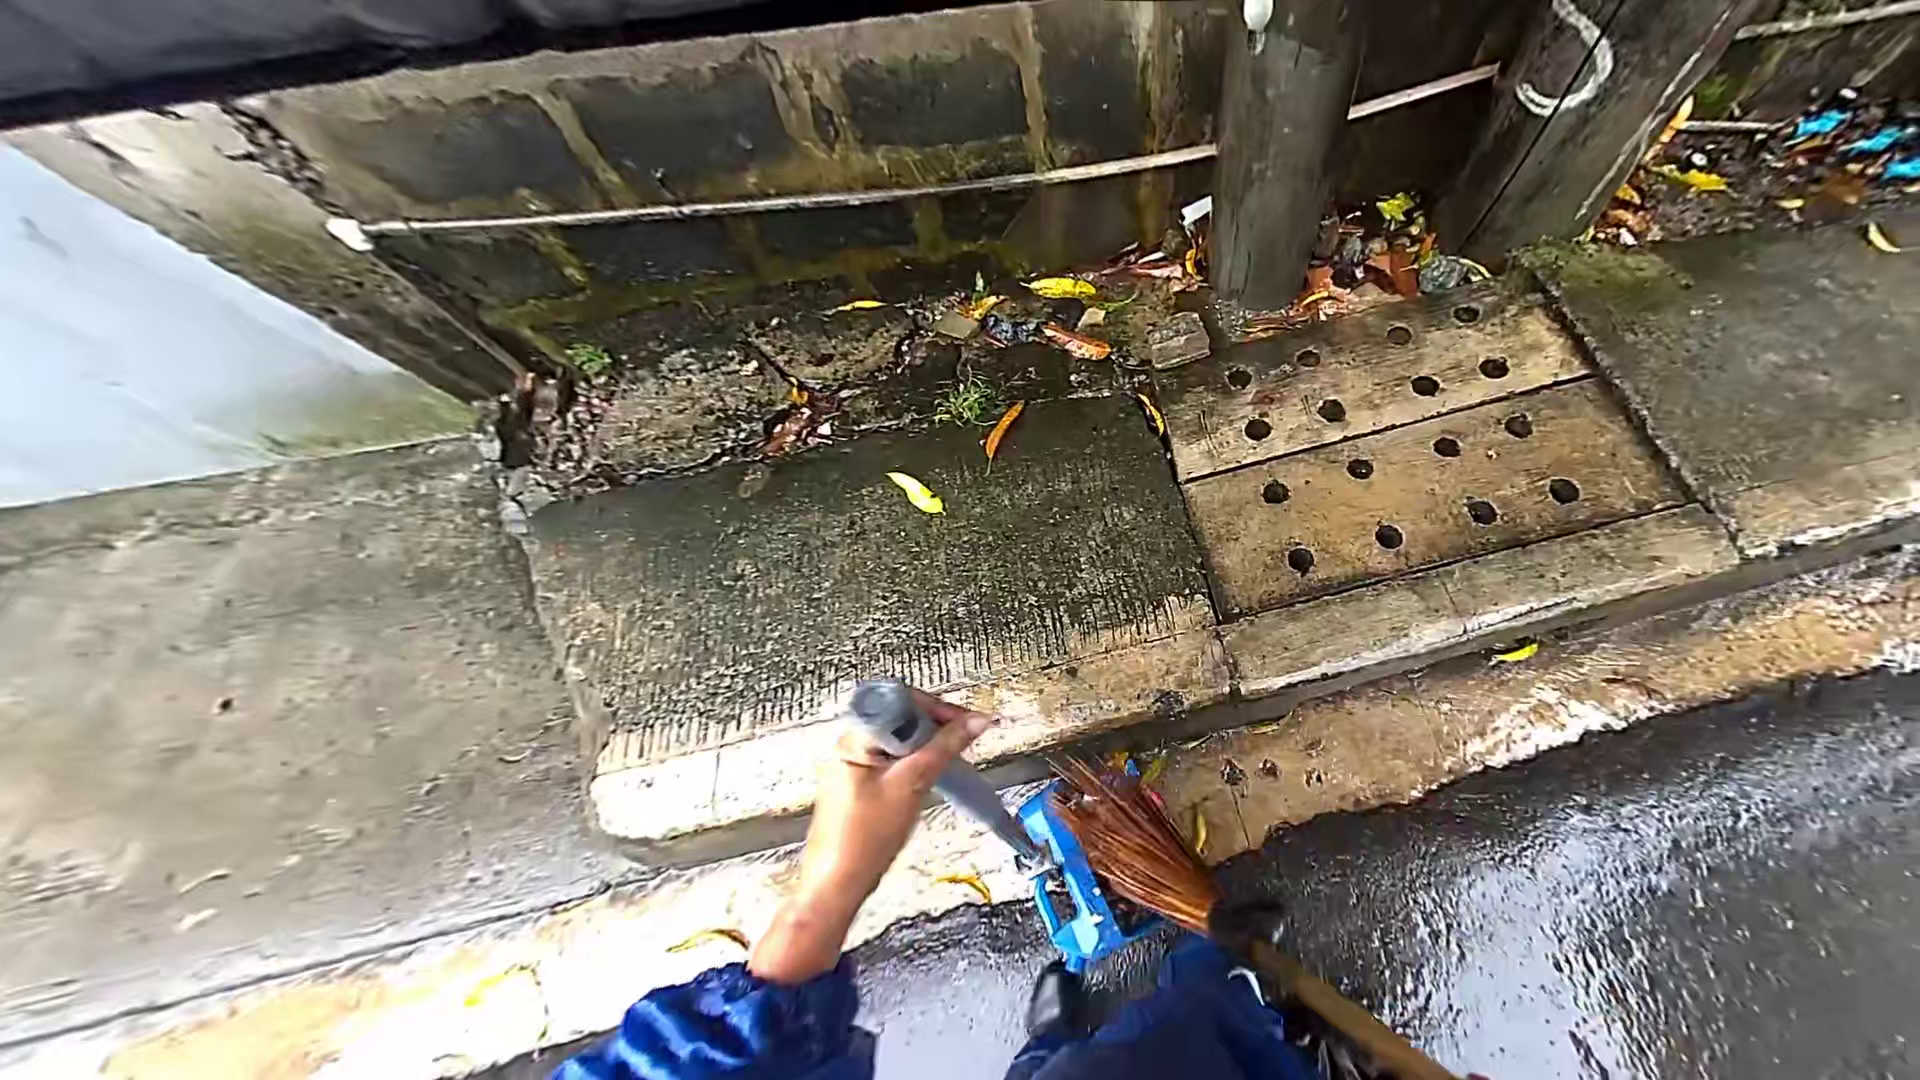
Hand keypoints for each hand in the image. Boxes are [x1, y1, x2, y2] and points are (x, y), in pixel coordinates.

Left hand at [749, 689, 995, 982]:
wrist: (836, 886)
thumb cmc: (863, 841)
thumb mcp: (911, 785)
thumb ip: (945, 747)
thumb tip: (976, 721)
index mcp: (855, 735)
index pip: (902, 700)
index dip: (937, 708)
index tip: (965, 721)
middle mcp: (851, 741)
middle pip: (901, 714)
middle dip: (935, 722)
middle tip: (962, 737)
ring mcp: (854, 760)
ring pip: (899, 736)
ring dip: (927, 741)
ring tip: (949, 754)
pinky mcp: (860, 779)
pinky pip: (893, 755)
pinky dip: (915, 758)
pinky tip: (929, 772)